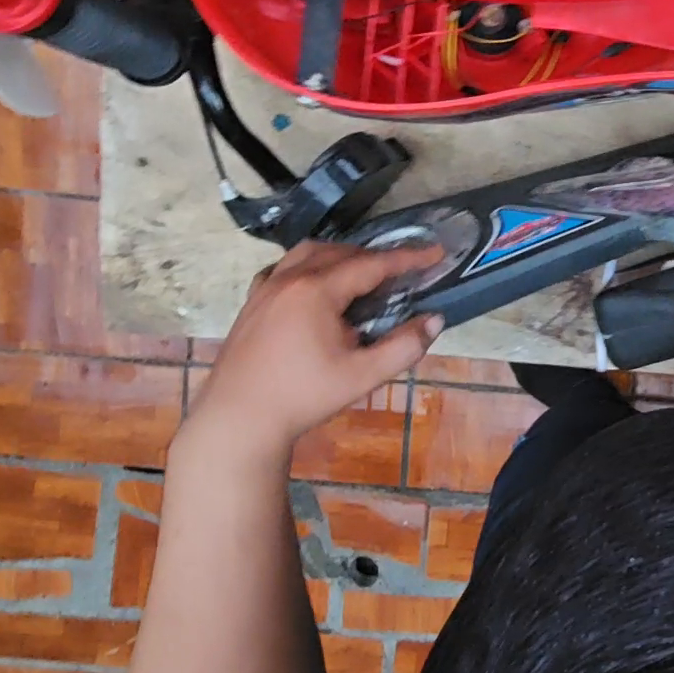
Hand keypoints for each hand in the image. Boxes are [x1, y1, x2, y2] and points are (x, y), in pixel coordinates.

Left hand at [185, 242, 445, 458]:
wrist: (238, 420)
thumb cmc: (303, 397)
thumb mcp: (363, 376)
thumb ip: (404, 346)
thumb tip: (435, 320)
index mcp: (317, 291)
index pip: (372, 264)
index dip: (407, 258)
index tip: (436, 253)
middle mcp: (289, 279)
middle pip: (340, 252)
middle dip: (376, 256)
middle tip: (404, 270)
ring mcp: (265, 289)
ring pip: (308, 253)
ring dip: (342, 256)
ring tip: (364, 273)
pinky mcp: (252, 303)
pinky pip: (284, 268)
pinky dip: (309, 266)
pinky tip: (317, 286)